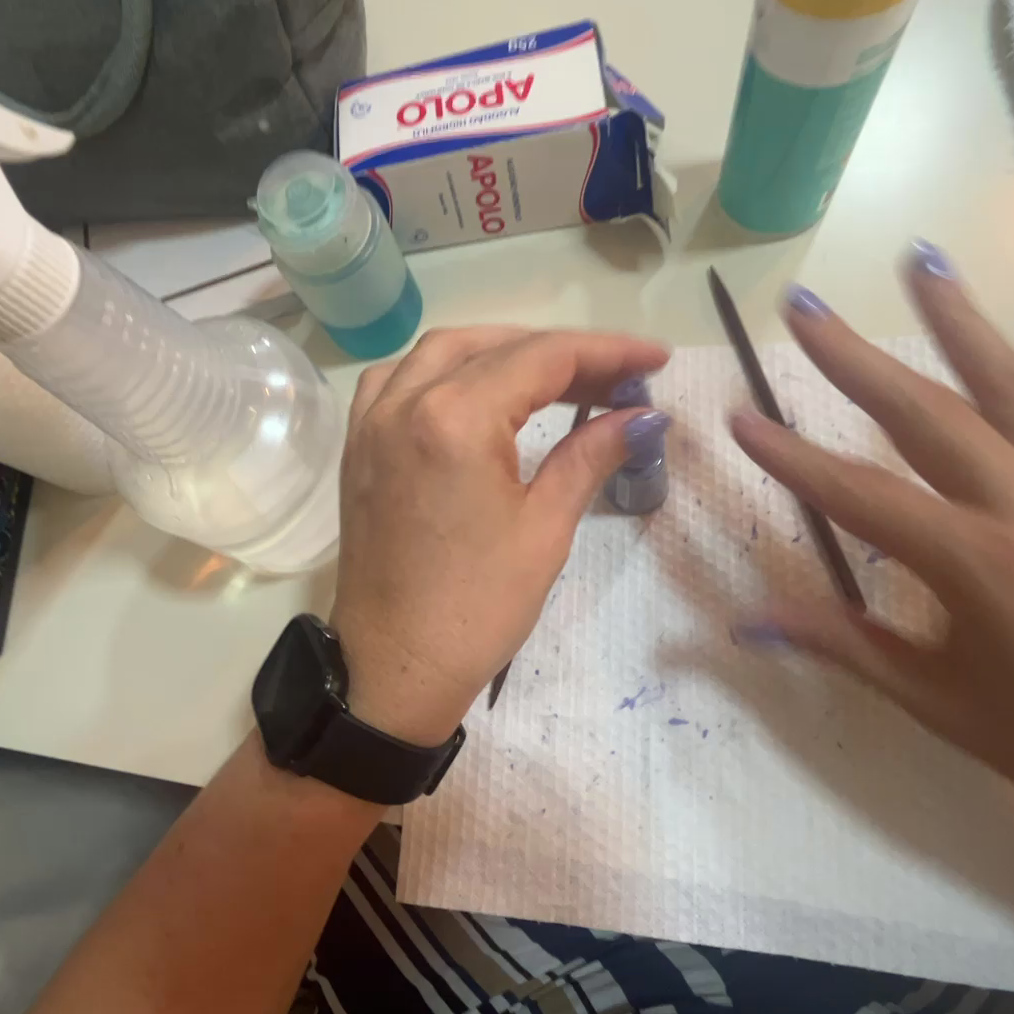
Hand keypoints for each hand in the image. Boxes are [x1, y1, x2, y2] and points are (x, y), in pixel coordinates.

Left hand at [330, 327, 670, 744]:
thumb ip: (590, 455)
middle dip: (559, 354)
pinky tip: (472, 392)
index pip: (542, 358)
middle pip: (493, 346)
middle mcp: (404, 402)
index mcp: (454, 419)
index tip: (655, 358)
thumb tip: (643, 414)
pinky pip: (396, 380)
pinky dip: (441, 371)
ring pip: (438, 353)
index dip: (606, 352)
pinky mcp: (359, 446)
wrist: (395, 666)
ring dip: (498, 351)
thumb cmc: (477, 608)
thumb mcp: (544, 529)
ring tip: (551, 377)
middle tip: (613, 378)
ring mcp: (372, 422)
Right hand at [728, 241, 1013, 831]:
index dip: (789, 457)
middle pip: (923, 415)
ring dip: (959, 322)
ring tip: (924, 260)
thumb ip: (840, 644)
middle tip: (803, 305)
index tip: (737, 416)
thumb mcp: (935, 700)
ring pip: (1010, 391)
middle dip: (854, 358)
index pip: (856, 494)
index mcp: (972, 561)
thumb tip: (747, 623)